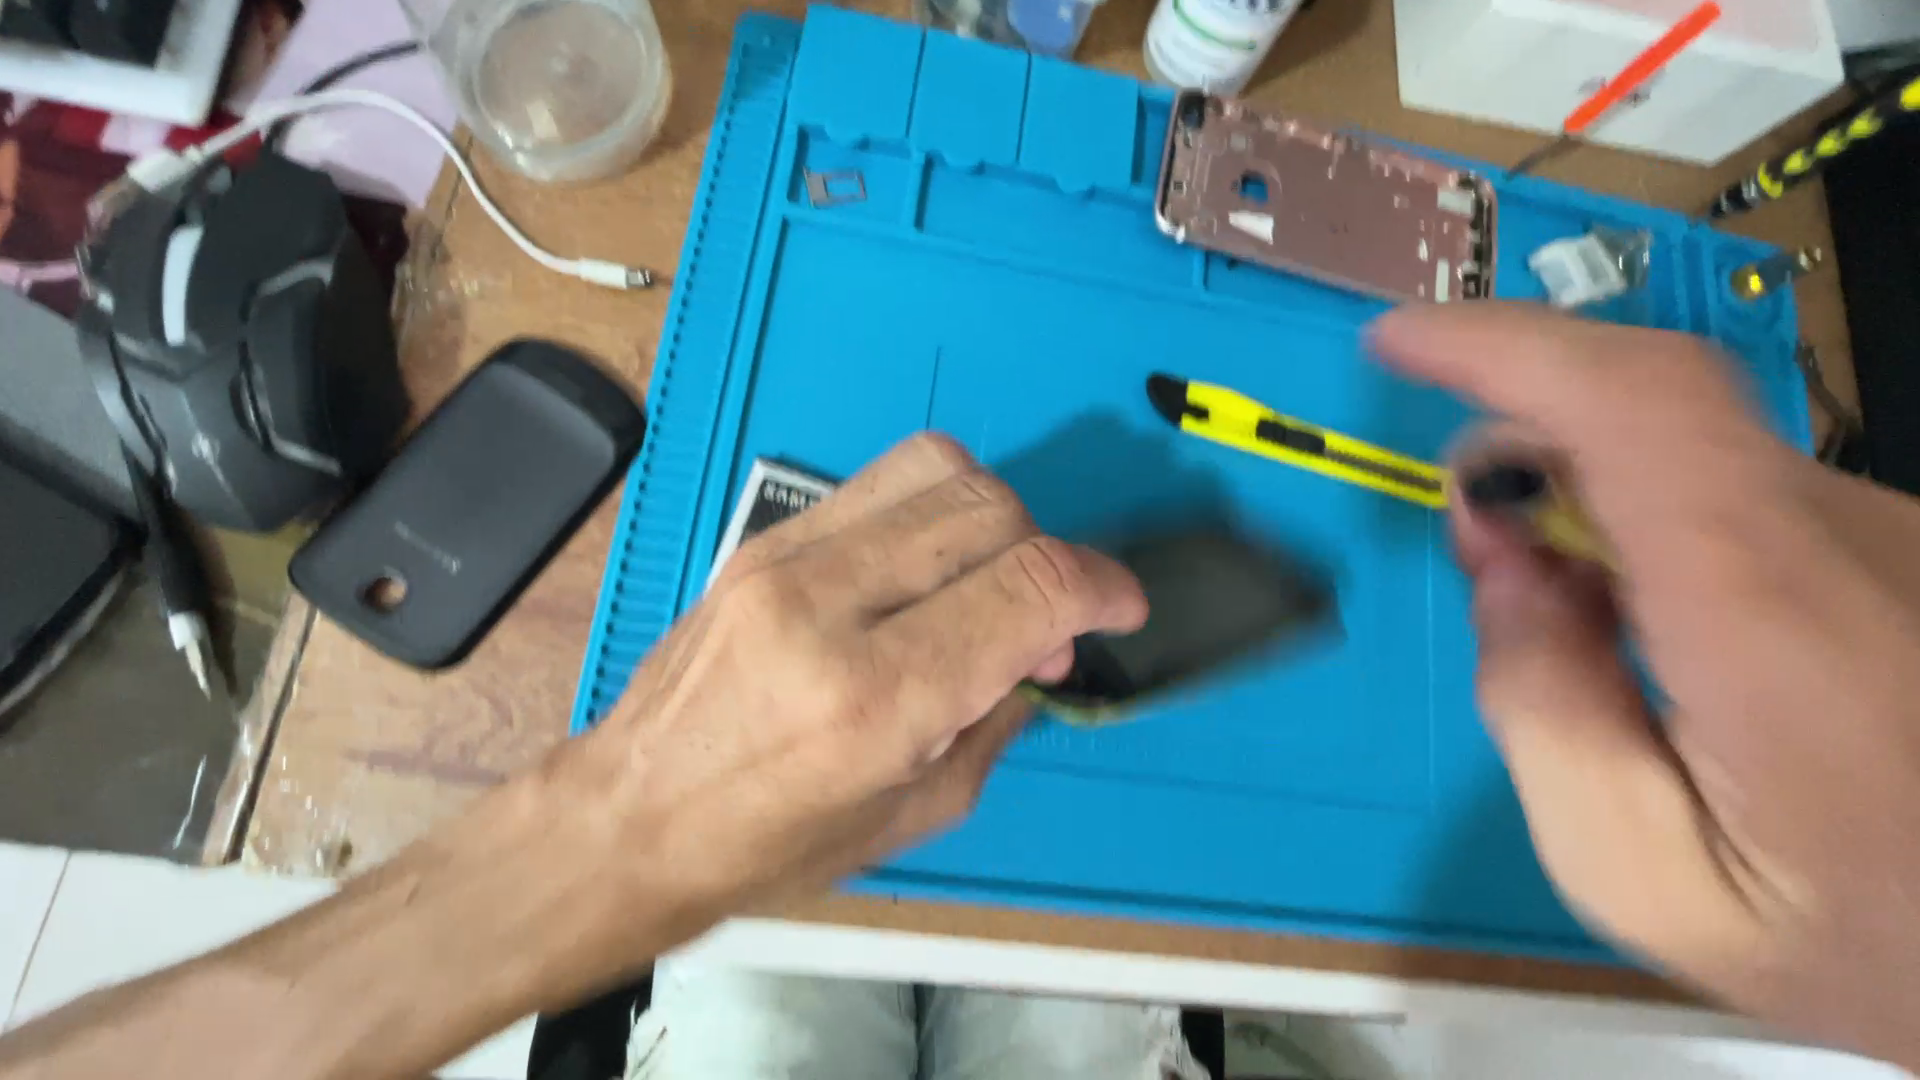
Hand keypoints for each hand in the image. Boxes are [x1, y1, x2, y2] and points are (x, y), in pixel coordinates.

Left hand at [540, 433, 1147, 935]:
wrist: (632, 815)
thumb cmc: (772, 843)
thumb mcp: (918, 813)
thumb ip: (998, 714)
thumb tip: (1044, 646)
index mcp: (876, 698)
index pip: (1027, 588)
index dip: (1101, 585)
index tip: (1119, 605)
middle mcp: (830, 605)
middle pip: (992, 510)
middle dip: (1051, 554)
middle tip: (1044, 619)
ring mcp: (786, 557)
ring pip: (941, 468)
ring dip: (996, 517)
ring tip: (987, 579)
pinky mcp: (763, 538)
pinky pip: (882, 481)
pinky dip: (936, 509)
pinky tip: (929, 566)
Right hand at [1372, 304, 1919, 1066]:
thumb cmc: (1868, 941)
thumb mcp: (1639, 871)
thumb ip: (1539, 710)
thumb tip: (1506, 569)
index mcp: (1769, 618)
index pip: (1632, 405)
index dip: (1500, 348)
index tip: (1396, 341)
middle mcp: (1850, 542)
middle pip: (1643, 413)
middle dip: (1514, 448)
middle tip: (1475, 548)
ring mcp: (1894, 535)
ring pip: (1679, 455)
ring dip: (1572, 496)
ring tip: (1557, 610)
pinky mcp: (1902, 547)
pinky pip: (1725, 490)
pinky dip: (1634, 519)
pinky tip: (1637, 617)